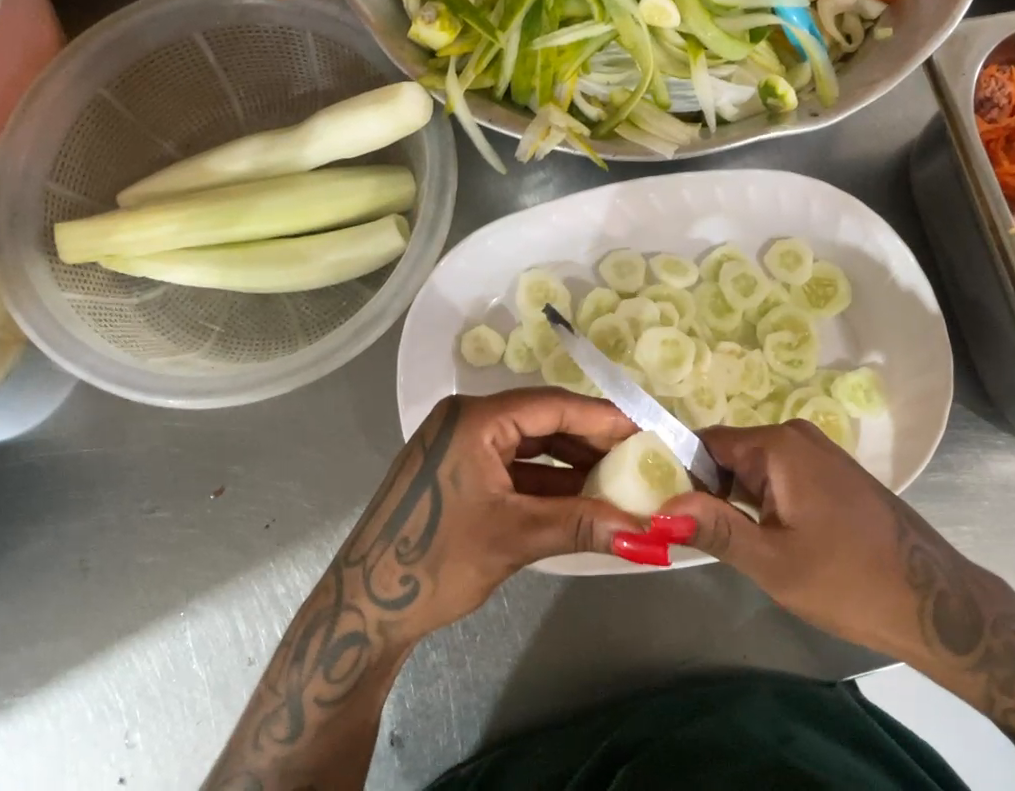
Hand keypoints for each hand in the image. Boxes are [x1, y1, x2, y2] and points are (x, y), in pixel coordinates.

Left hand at [202, 389, 643, 790]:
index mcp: (473, 418)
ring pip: (531, 447)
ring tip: (622, 483)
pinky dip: (549, 484)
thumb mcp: (515, 537)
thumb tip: (647, 531)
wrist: (365, 608)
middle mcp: (465, 421)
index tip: (649, 433)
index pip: (552, 406)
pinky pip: (514, 468)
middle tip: (642, 460)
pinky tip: (585, 500)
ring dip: (574, 467)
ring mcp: (460, 447)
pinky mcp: (458, 474)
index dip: (604, 420)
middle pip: (543, 422)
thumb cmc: (435, 561)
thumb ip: (582, 524)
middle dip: (593, 444)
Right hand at [654, 419, 995, 662]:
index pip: (703, 442)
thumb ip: (713, 528)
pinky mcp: (830, 476)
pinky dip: (757, 503)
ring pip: (750, 468)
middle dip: (702, 490)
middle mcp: (797, 437)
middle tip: (681, 533)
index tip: (654, 506)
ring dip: (730, 500)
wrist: (937, 605)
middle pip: (726, 454)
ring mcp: (817, 455)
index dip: (675, 472)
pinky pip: (776, 478)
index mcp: (779, 445)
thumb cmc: (850, 582)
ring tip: (712, 539)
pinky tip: (754, 537)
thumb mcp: (772, 561)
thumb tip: (657, 507)